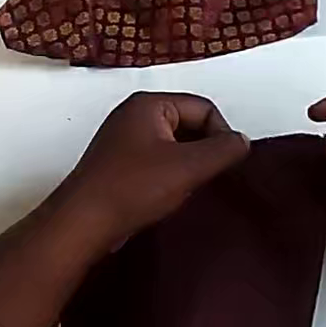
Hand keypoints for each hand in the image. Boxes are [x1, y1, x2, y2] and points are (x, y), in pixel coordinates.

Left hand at [49, 92, 250, 252]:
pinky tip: (168, 196)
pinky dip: (169, 175)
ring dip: (187, 165)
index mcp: (148, 104)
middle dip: (203, 150)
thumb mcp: (188, 166)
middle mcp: (133, 114)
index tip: (224, 165)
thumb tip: (241, 141)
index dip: (221, 135)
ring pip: (174, 144)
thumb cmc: (132, 188)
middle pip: (189, 124)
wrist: (84, 222)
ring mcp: (123, 139)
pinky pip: (157, 160)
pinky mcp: (119, 163)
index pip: (204, 107)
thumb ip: (223, 150)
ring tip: (186, 188)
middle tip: (205, 178)